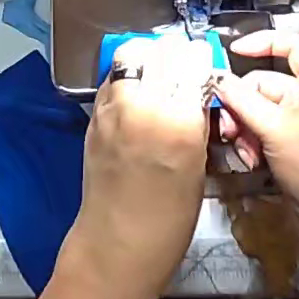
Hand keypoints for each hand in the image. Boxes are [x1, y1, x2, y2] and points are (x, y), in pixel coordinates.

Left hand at [63, 37, 213, 296]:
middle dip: (176, 57)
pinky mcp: (94, 116)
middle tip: (183, 70)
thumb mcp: (199, 165)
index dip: (201, 63)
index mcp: (178, 121)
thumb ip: (197, 119)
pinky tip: (137, 94)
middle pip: (161, 53)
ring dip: (149, 60)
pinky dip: (128, 76)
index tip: (204, 69)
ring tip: (159, 76)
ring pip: (132, 56)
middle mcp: (142, 105)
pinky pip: (113, 78)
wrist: (116, 245)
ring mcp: (112, 108)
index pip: (193, 65)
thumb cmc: (169, 218)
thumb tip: (198, 89)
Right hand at [212, 31, 298, 248]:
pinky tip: (250, 161)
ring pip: (264, 113)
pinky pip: (269, 136)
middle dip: (244, 101)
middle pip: (270, 84)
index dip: (267, 42)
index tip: (236, 50)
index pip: (297, 46)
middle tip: (227, 122)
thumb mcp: (276, 128)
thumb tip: (217, 80)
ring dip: (246, 127)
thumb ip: (243, 100)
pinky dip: (255, 144)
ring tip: (241, 148)